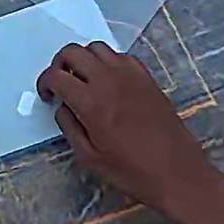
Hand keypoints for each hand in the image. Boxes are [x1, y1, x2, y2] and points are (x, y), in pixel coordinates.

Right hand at [36, 42, 223, 223]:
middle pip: (72, 51)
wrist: (179, 175)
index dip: (44, 83)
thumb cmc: (132, 172)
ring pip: (96, 48)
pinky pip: (121, 56)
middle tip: (61, 83)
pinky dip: (108, 62)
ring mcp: (130, 76)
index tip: (47, 96)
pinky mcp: (147, 78)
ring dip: (83, 59)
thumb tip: (62, 106)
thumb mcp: (89, 158)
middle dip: (59, 64)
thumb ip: (69, 126)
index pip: (55, 75)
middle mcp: (108, 80)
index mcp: (91, 102)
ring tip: (84, 79)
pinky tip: (109, 81)